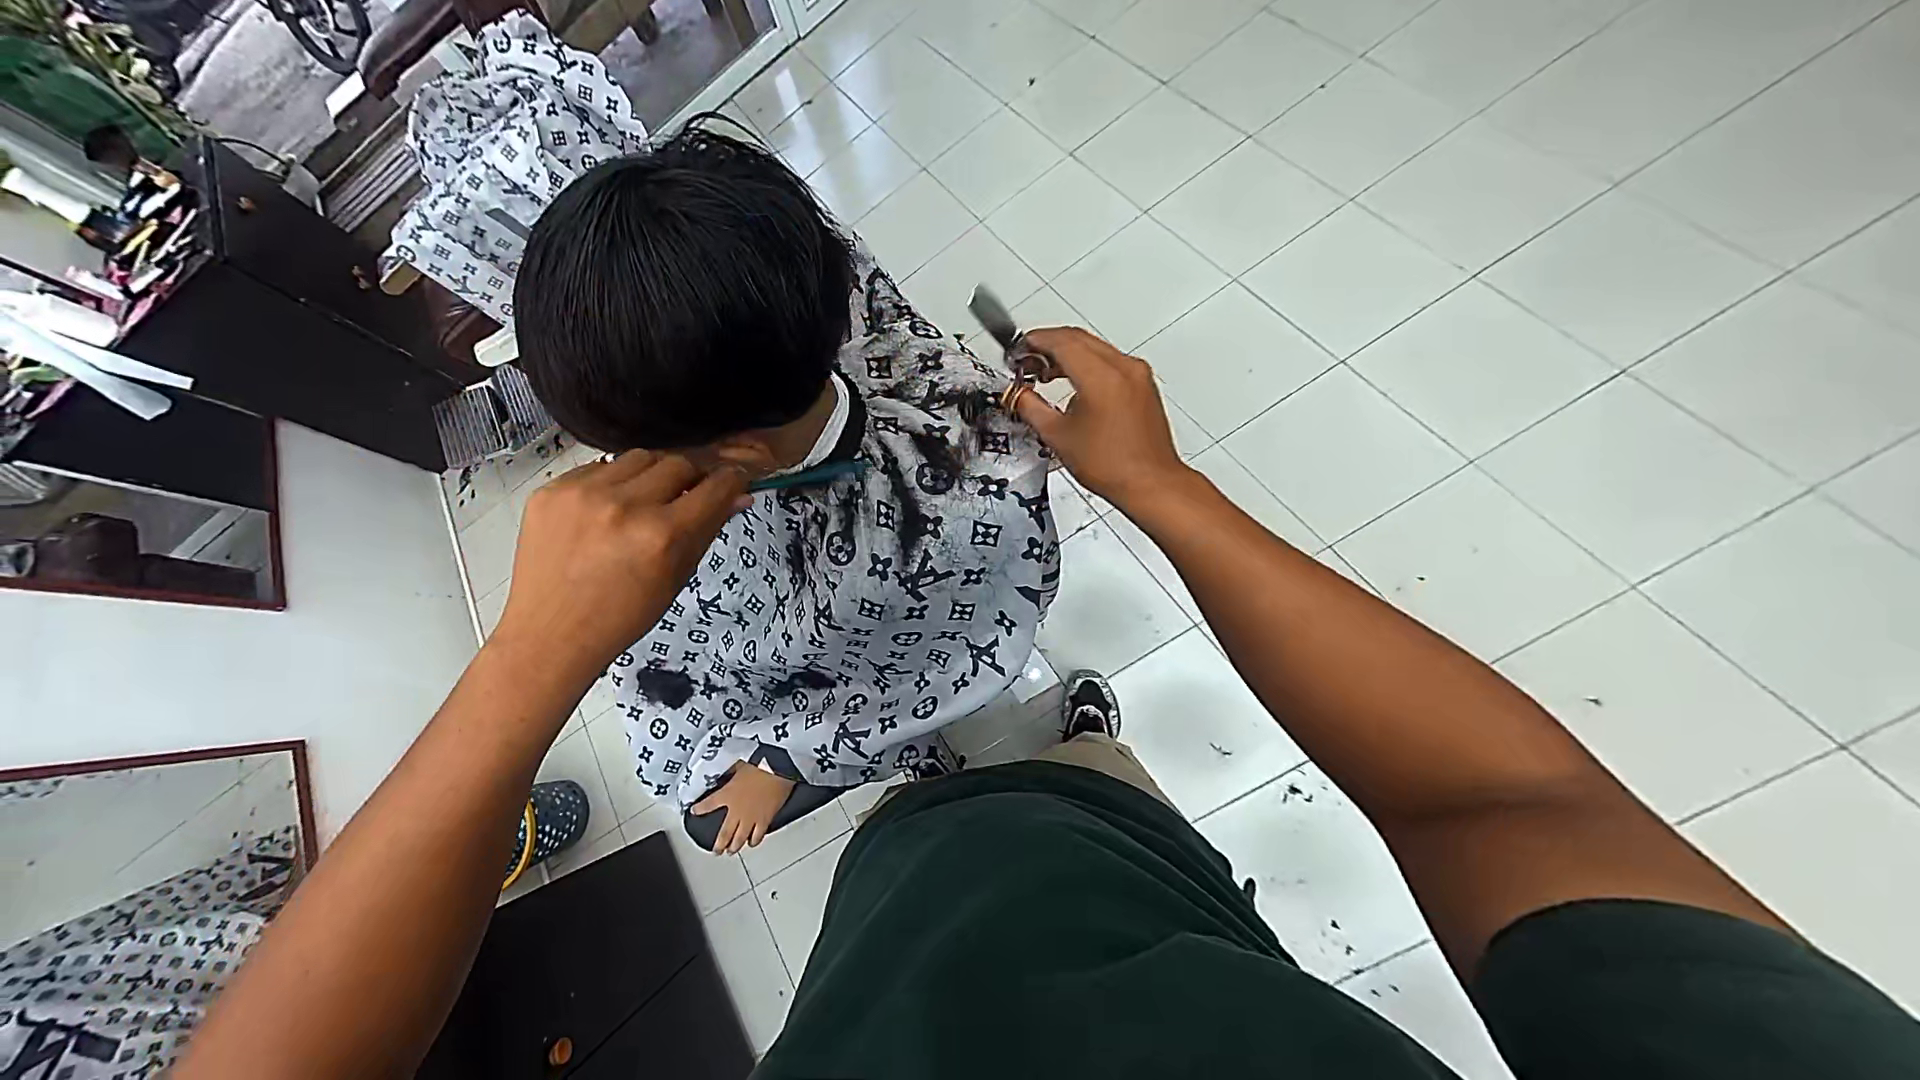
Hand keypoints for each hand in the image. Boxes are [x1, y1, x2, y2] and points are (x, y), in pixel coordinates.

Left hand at [493, 451, 749, 677]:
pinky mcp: (552, 491)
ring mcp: (583, 495)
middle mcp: (624, 507)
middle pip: (679, 463)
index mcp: (662, 536)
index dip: (731, 480)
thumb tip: (737, 496)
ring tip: (645, 503)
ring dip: (652, 475)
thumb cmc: (619, 616)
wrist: (551, 634)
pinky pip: (598, 468)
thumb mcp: (677, 576)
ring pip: (640, 457)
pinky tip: (608, 511)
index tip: (733, 479)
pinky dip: (612, 483)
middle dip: (691, 478)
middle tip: (688, 496)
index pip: (715, 486)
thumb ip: (708, 529)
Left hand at [692, 764, 795, 853]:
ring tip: (732, 851)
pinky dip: (754, 841)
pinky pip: (758, 836)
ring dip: (734, 847)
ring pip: (739, 839)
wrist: (777, 769)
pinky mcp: (765, 820)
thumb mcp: (740, 764)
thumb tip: (727, 770)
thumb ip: (732, 771)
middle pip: (723, 834)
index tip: (694, 811)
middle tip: (716, 851)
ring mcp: (750, 818)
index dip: (699, 809)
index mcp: (727, 795)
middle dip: (718, 845)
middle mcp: (736, 811)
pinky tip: (753, 842)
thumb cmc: (760, 763)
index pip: (708, 804)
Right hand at [1012, 326, 1193, 509]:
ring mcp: (1137, 375)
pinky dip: (1088, 365)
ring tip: (1046, 373)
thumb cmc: (1113, 466)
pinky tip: (1074, 383)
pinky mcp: (1143, 385)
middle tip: (1028, 359)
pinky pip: (1111, 361)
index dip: (1034, 341)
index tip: (1019, 348)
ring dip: (1068, 354)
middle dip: (1049, 344)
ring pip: (1095, 348)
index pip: (1061, 341)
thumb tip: (1017, 394)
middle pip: (1078, 339)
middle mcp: (1124, 368)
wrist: (1149, 484)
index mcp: (1100, 377)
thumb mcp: (1057, 436)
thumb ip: (1030, 407)